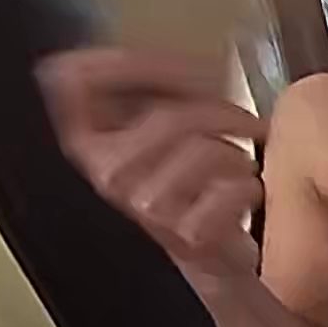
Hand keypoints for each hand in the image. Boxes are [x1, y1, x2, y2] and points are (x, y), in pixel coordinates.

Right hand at [37, 48, 265, 283]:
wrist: (217, 266)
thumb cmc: (199, 199)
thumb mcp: (166, 148)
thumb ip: (162, 105)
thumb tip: (199, 60)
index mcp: (86, 141)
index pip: (74, 79)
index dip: (130, 63)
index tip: (181, 63)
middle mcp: (104, 170)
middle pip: (167, 117)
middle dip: (222, 113)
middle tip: (251, 121)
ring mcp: (144, 204)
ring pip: (206, 152)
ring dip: (240, 156)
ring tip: (246, 166)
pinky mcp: (187, 232)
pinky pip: (234, 189)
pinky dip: (253, 188)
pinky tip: (251, 195)